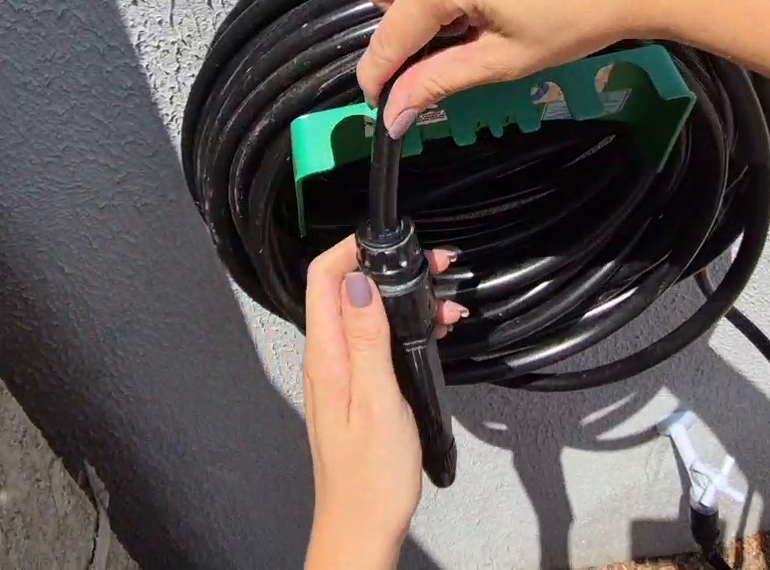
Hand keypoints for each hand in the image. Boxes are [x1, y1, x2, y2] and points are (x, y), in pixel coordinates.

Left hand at [302, 237, 461, 569]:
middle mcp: (328, 354)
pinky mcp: (358, 382)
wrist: (363, 527)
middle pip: (348, 288)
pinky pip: (378, 338)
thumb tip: (360, 280)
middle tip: (433, 266)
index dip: (351, 249)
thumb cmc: (370, 475)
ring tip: (446, 300)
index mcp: (326, 352)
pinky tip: (435, 329)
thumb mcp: (376, 399)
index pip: (324, 277)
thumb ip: (367, 337)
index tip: (388, 241)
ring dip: (404, 298)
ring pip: (369, 311)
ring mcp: (343, 368)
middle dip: (388, 268)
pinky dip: (406, 326)